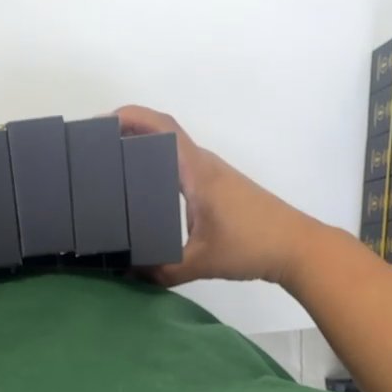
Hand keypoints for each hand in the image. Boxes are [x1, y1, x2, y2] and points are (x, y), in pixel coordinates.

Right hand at [114, 106, 328, 287]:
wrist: (295, 247)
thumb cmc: (251, 246)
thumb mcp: (200, 263)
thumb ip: (162, 271)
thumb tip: (129, 274)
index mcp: (197, 171)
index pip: (162, 128)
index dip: (131, 118)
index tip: (101, 124)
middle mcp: (204, 165)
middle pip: (162, 134)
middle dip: (128, 133)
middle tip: (96, 149)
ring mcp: (212, 175)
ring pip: (172, 151)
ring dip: (143, 150)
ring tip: (111, 168)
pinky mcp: (218, 188)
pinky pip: (181, 168)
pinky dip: (158, 168)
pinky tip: (145, 192)